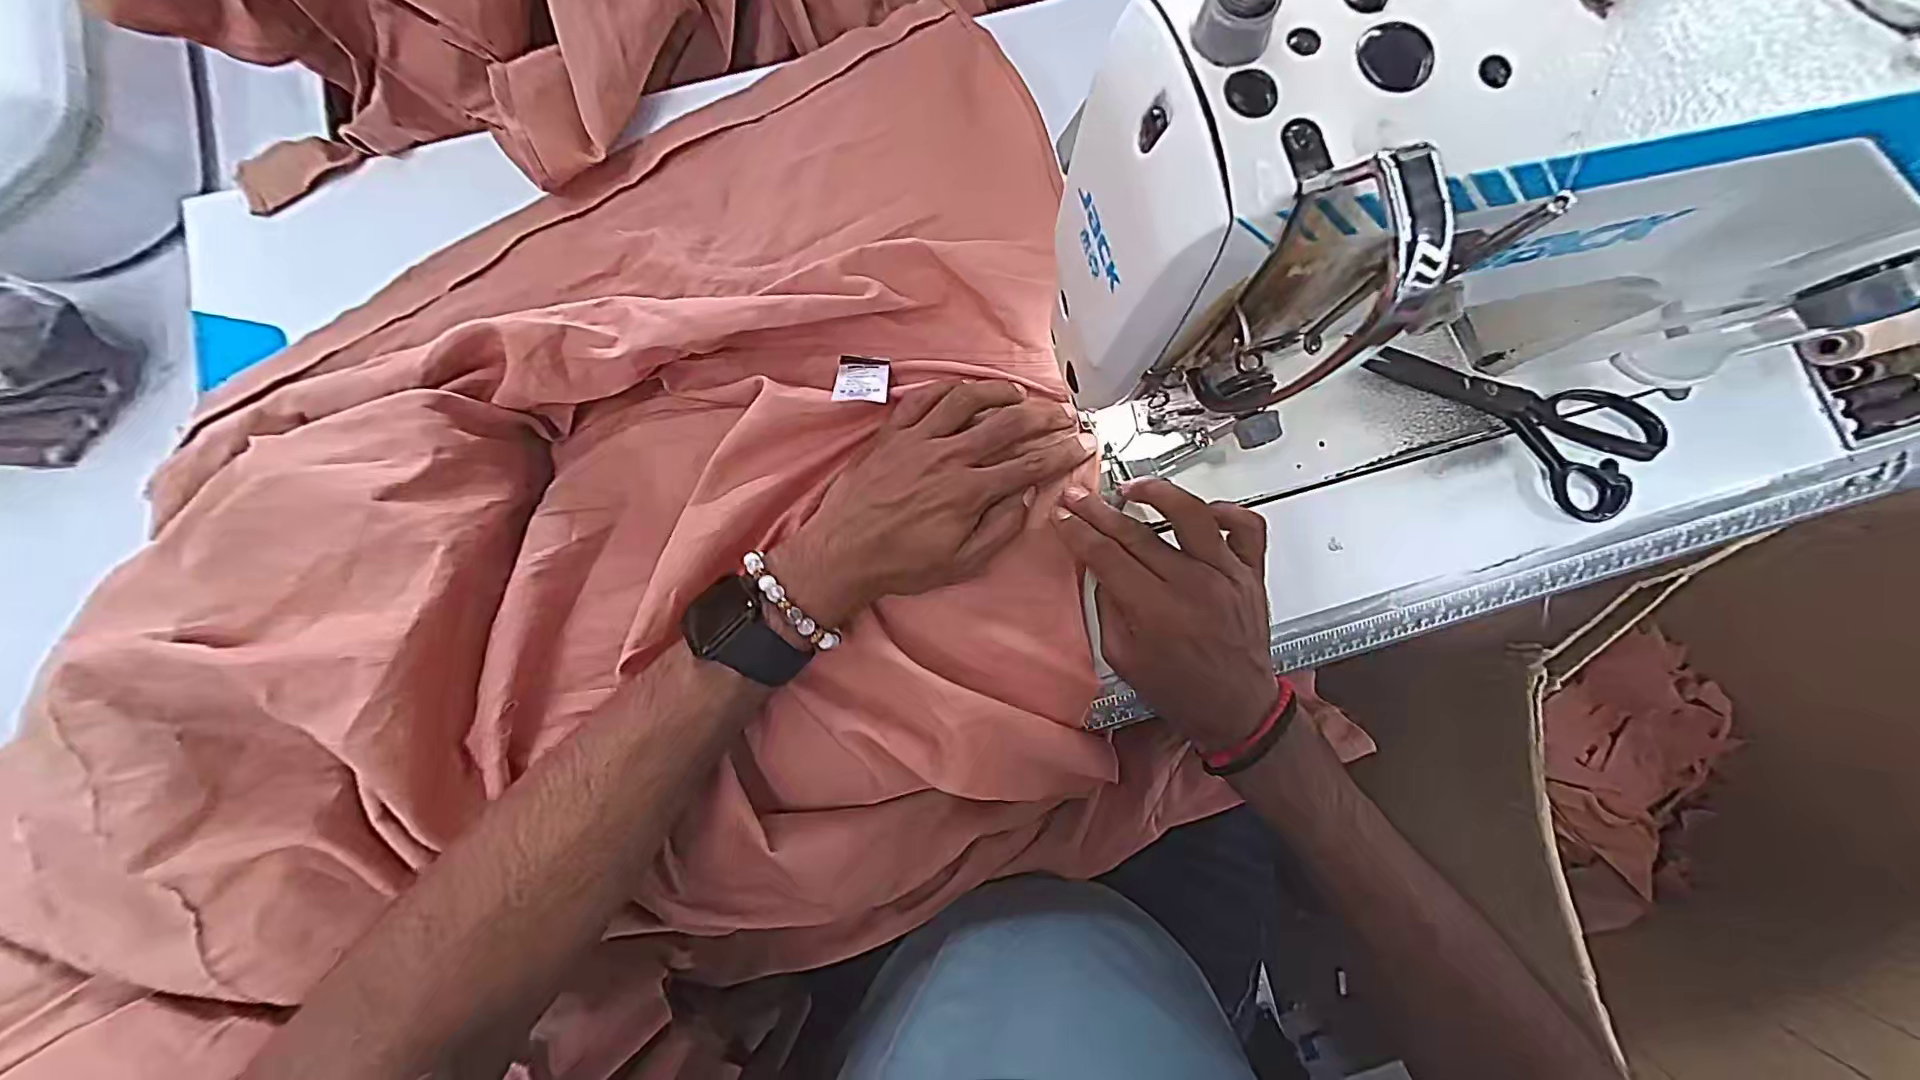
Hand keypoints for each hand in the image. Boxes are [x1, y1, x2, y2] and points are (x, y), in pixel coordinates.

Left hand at [771, 380, 1092, 625]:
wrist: (843, 554)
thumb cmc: (901, 564)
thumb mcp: (961, 562)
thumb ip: (999, 529)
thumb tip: (1024, 499)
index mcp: (968, 491)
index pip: (1029, 464)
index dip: (1062, 452)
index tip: (1081, 443)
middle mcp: (947, 457)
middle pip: (1006, 423)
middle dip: (1043, 414)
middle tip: (1061, 412)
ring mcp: (917, 440)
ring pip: (966, 400)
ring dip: (999, 392)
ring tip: (1018, 394)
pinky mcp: (892, 434)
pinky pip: (923, 398)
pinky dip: (947, 388)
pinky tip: (962, 390)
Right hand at [1051, 477, 1276, 752]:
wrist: (1236, 709)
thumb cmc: (1181, 690)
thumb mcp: (1123, 657)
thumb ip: (1107, 607)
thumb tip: (1096, 567)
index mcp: (1157, 611)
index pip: (1106, 555)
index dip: (1078, 531)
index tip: (1063, 518)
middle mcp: (1194, 586)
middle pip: (1136, 533)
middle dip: (1098, 511)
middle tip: (1079, 497)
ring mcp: (1226, 576)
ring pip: (1191, 514)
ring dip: (1157, 493)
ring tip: (1134, 488)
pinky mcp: (1250, 574)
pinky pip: (1246, 527)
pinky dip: (1226, 510)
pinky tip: (1202, 509)